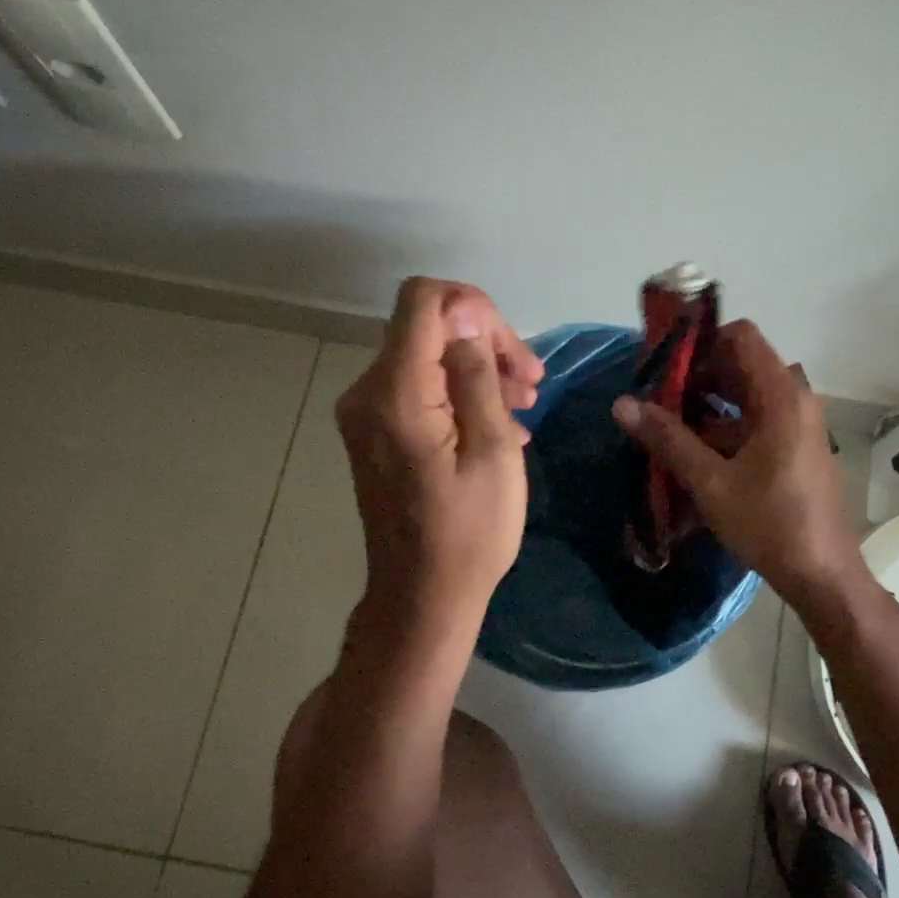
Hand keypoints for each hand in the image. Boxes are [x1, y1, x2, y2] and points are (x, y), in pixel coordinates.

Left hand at [335, 277, 543, 631]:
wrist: (423, 596)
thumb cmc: (470, 531)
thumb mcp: (493, 449)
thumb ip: (476, 373)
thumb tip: (467, 316)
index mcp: (396, 393)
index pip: (423, 301)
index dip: (473, 307)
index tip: (512, 350)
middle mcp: (367, 392)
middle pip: (425, 327)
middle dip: (483, 342)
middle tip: (533, 382)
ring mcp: (366, 415)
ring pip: (425, 358)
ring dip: (476, 370)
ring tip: (525, 405)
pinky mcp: (373, 434)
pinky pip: (417, 391)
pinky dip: (457, 395)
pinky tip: (498, 427)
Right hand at [612, 320, 859, 594]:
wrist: (822, 573)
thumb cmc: (769, 523)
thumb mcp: (711, 482)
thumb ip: (668, 439)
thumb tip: (622, 404)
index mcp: (782, 396)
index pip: (741, 336)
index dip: (701, 342)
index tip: (665, 365)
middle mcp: (795, 399)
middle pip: (741, 365)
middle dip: (697, 377)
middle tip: (657, 398)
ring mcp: (799, 424)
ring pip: (747, 396)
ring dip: (708, 405)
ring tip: (667, 427)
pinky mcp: (796, 447)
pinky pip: (757, 420)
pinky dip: (726, 427)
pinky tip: (694, 454)